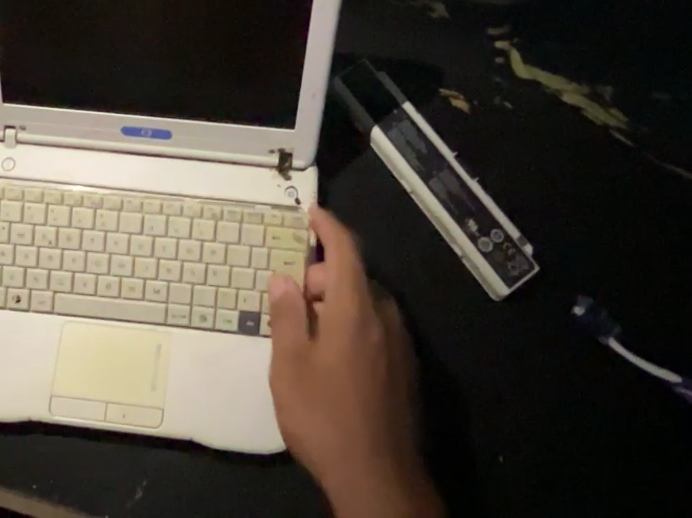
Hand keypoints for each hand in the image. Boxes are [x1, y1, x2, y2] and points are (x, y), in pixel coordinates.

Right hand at [268, 207, 440, 517]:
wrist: (380, 478)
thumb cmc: (326, 417)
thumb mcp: (290, 366)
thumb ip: (287, 316)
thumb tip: (284, 279)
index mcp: (356, 308)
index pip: (345, 250)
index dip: (328, 227)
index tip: (312, 213)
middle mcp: (385, 316)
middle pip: (353, 277)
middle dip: (322, 279)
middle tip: (291, 303)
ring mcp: (401, 344)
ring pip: (366, 304)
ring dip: (338, 304)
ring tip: (308, 334)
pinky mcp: (407, 369)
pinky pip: (377, 328)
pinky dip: (354, 324)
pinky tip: (334, 358)